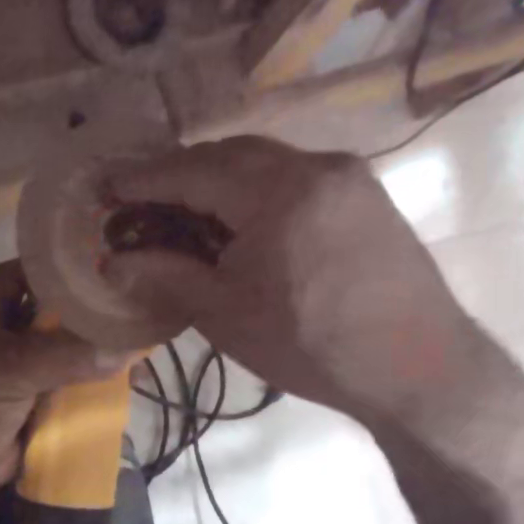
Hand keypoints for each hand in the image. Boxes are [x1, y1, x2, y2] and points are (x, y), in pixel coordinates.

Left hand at [0, 261, 124, 494]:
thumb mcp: (13, 370)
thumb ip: (66, 355)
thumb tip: (126, 348)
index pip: (13, 276)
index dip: (44, 266)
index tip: (86, 261)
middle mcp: (6, 340)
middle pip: (48, 314)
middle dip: (81, 309)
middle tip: (124, 298)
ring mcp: (24, 373)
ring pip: (65, 350)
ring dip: (93, 347)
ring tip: (137, 335)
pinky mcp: (39, 403)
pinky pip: (72, 384)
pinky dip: (95, 381)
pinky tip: (127, 376)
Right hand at [102, 136, 489, 423]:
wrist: (418, 369)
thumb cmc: (313, 346)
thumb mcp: (227, 315)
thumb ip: (168, 276)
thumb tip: (112, 262)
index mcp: (277, 192)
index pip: (192, 171)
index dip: (142, 178)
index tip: (105, 186)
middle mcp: (315, 166)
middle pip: (230, 154)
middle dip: (180, 172)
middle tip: (142, 198)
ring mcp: (348, 176)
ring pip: (266, 161)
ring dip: (219, 178)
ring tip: (187, 209)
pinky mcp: (366, 195)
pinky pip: (295, 176)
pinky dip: (257, 188)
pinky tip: (243, 219)